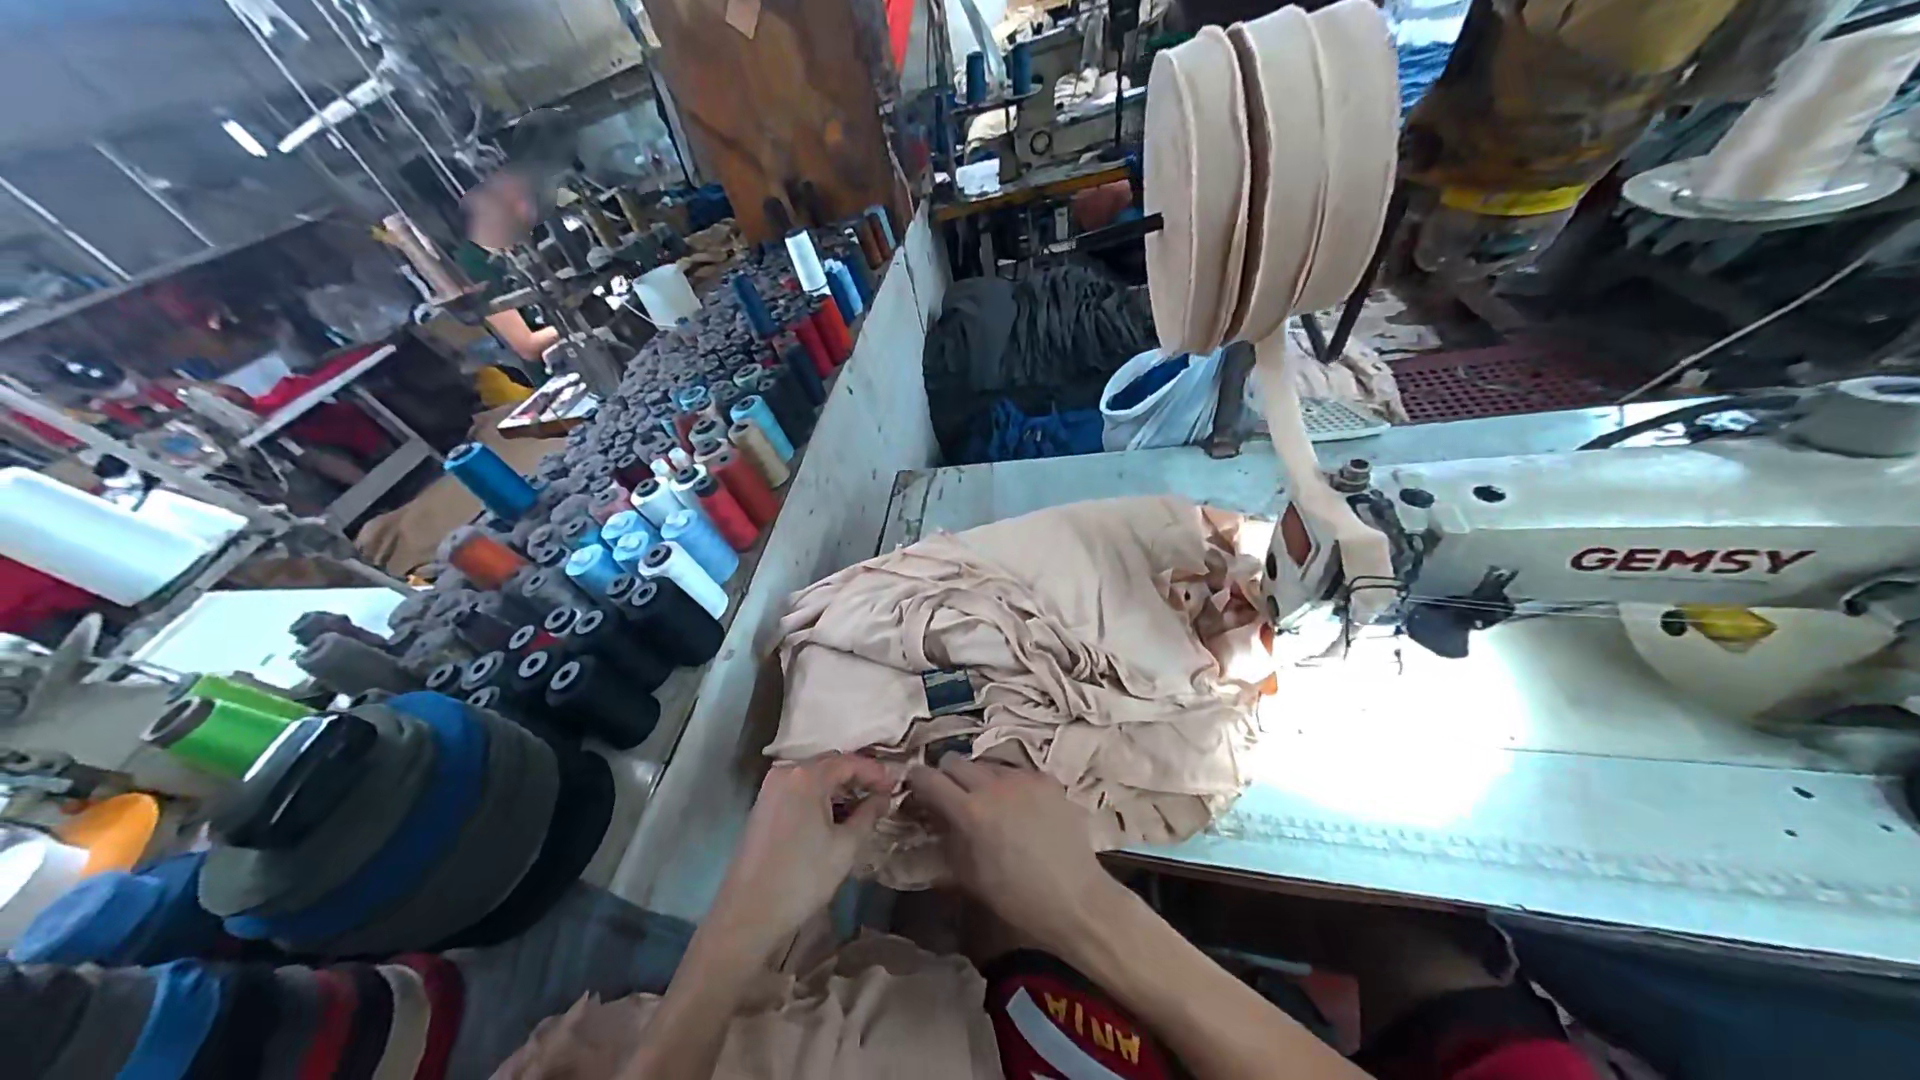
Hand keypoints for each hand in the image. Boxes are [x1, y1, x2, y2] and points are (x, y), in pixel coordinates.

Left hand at [709, 753, 892, 954]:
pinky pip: (799, 789)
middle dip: (857, 776)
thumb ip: (868, 814)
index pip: (849, 761)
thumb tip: (883, 797)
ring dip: (839, 787)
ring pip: (813, 776)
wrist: (748, 915)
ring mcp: (770, 789)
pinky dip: (820, 796)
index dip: (876, 771)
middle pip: (830, 764)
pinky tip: (835, 814)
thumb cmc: (802, 878)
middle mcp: (785, 773)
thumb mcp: (845, 846)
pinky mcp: (763, 806)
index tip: (896, 785)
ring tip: (863, 805)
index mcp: (806, 776)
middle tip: (882, 794)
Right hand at [906, 756, 1119, 953]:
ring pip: (986, 763)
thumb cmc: (1015, 897)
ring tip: (988, 802)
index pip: (928, 777)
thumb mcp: (967, 874)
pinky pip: (1016, 771)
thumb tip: (935, 816)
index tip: (916, 789)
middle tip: (951, 797)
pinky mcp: (1046, 778)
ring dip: (979, 778)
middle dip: (947, 776)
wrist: (1074, 898)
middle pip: (954, 761)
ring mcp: (1022, 778)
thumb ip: (946, 837)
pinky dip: (1009, 784)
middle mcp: (993, 785)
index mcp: (969, 811)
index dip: (916, 781)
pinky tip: (1019, 807)